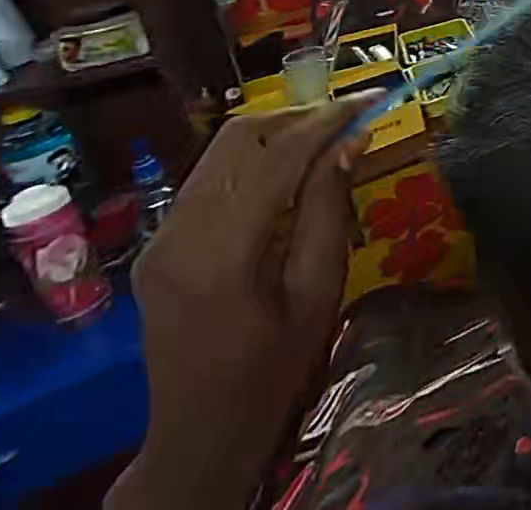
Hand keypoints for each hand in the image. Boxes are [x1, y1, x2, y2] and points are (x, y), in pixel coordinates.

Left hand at [108, 92, 381, 509]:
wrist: (199, 432)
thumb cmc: (275, 367)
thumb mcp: (319, 289)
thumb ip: (329, 207)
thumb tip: (351, 142)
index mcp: (222, 252)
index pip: (279, 157)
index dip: (329, 120)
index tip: (371, 98)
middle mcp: (179, 231)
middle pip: (238, 138)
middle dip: (299, 117)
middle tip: (349, 119)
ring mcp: (160, 235)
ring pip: (220, 152)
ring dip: (276, 134)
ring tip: (326, 138)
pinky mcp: (159, 242)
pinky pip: (209, 178)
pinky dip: (254, 161)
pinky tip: (288, 172)